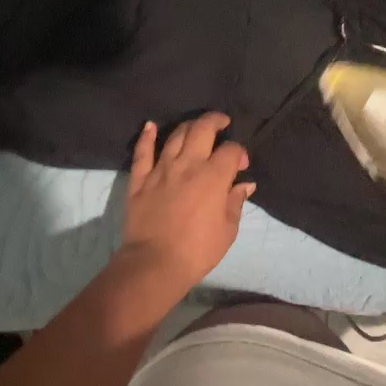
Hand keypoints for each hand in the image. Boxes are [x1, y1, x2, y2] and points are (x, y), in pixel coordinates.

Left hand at [117, 112, 255, 291]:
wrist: (154, 264)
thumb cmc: (197, 250)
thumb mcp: (228, 230)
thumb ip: (236, 202)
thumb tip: (245, 184)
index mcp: (214, 176)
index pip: (231, 150)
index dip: (240, 153)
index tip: (241, 166)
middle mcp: (188, 164)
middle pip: (202, 128)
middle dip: (215, 121)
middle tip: (222, 123)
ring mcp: (161, 169)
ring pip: (176, 135)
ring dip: (188, 126)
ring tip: (196, 128)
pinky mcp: (140, 180)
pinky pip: (142, 152)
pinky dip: (147, 137)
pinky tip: (151, 126)